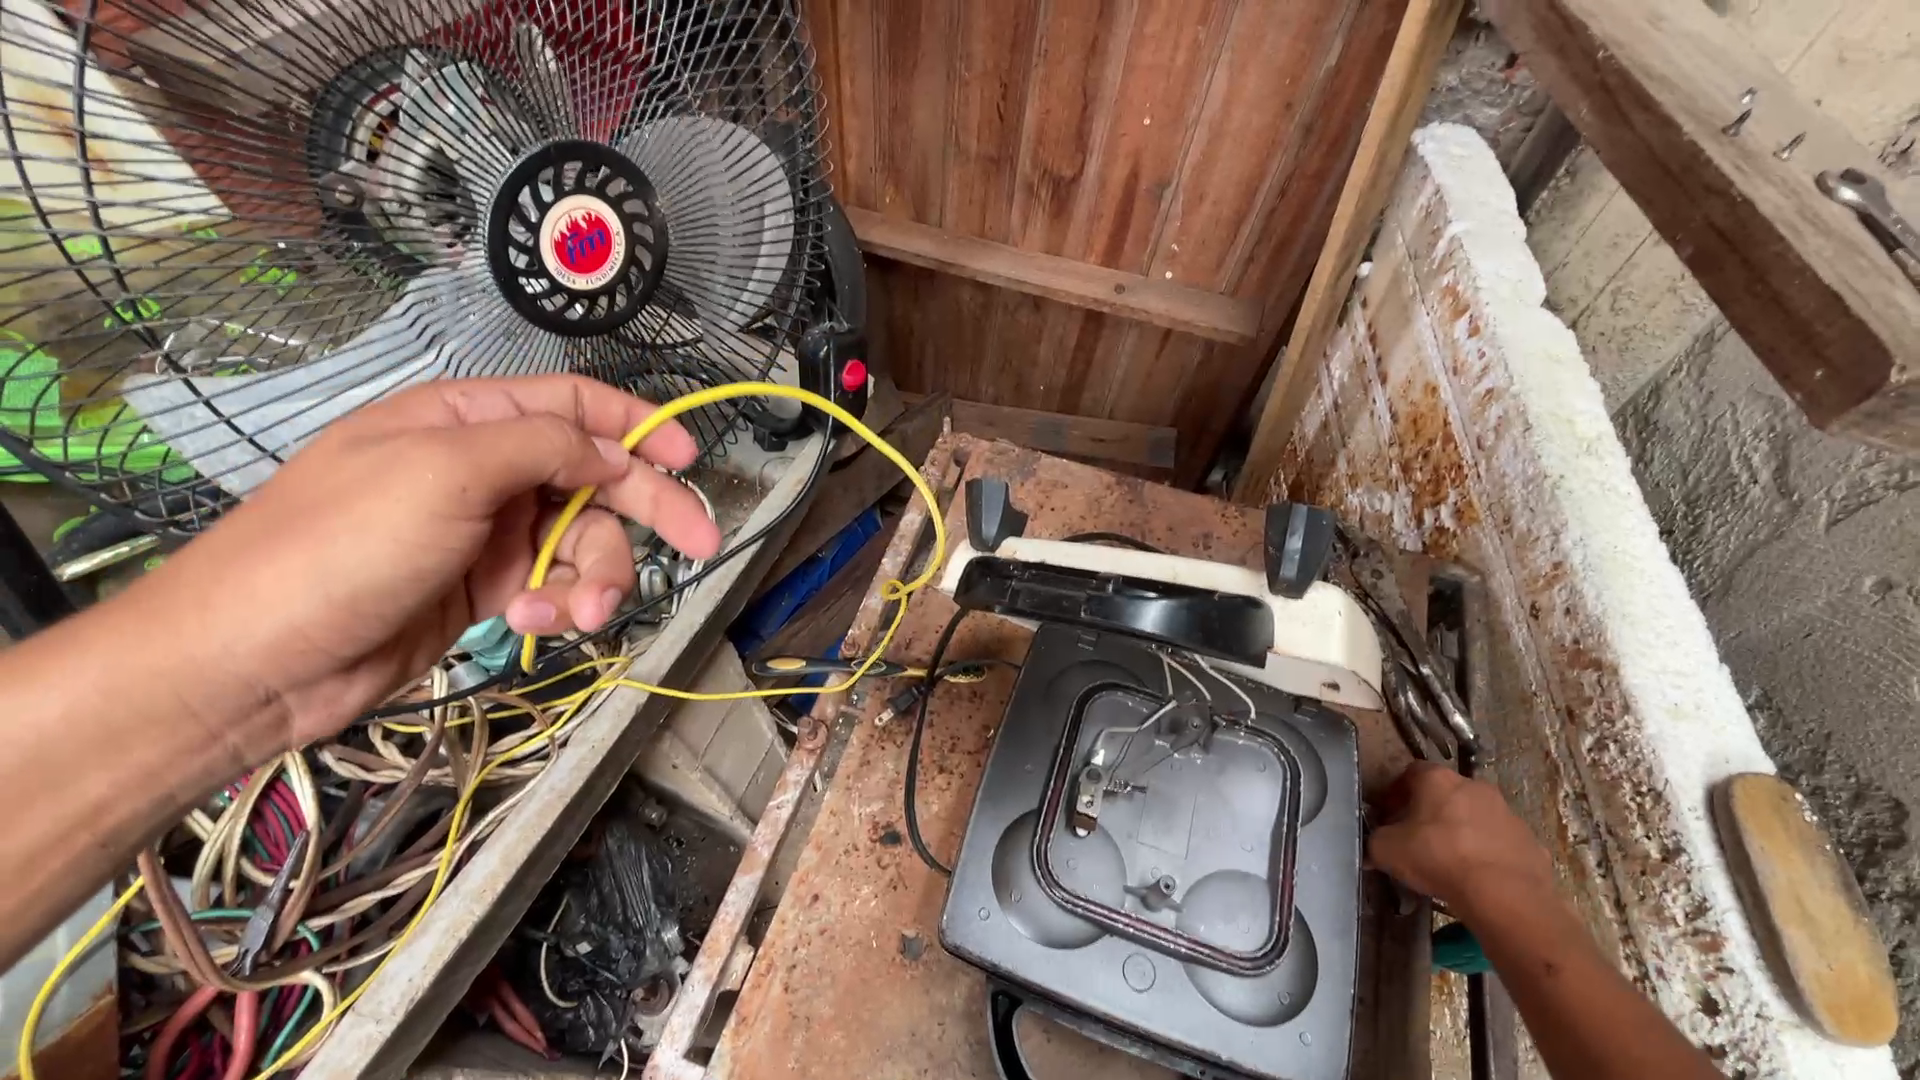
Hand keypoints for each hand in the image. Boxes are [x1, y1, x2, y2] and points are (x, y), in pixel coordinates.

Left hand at [123, 376, 721, 752]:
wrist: (255, 662)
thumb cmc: (340, 546)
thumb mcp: (445, 472)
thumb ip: (543, 447)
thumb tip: (613, 454)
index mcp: (469, 421)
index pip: (574, 406)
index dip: (638, 427)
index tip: (691, 458)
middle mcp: (486, 471)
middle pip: (596, 480)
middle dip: (647, 513)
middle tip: (702, 544)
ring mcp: (489, 532)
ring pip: (583, 543)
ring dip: (594, 579)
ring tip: (573, 617)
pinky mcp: (489, 588)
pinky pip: (555, 586)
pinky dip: (558, 608)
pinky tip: (528, 628)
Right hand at [1366, 762, 1556, 916]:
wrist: (1505, 896)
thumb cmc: (1438, 858)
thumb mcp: (1386, 849)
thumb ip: (1375, 840)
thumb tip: (1375, 844)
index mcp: (1437, 779)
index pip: (1410, 772)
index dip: (1396, 793)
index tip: (1389, 816)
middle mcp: (1475, 786)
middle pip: (1445, 793)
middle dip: (1429, 812)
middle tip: (1416, 839)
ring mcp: (1508, 813)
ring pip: (1475, 816)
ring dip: (1461, 831)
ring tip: (1449, 862)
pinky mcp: (1531, 842)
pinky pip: (1500, 843)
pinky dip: (1487, 854)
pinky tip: (1477, 878)